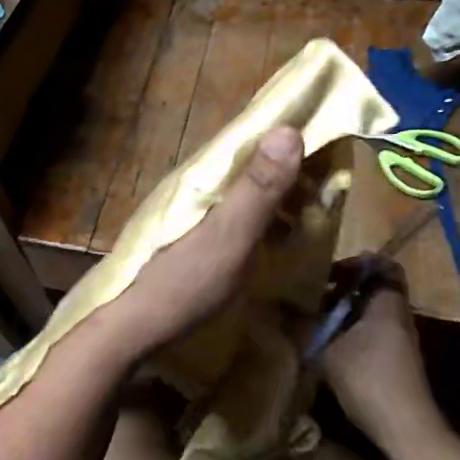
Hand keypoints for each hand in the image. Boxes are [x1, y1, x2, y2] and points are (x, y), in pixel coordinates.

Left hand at [92, 125, 303, 360]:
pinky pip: (235, 220)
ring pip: (243, 195)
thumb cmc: (187, 282)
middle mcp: (196, 187)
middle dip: (287, 173)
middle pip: (249, 168)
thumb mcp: (231, 235)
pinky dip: (261, 224)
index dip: (288, 140)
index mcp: (205, 177)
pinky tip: (274, 242)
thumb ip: (259, 189)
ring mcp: (191, 215)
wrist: (133, 330)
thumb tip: (289, 129)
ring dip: (277, 200)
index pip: (250, 140)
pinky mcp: (191, 240)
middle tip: (325, 191)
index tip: (326, 147)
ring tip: (308, 217)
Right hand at [322, 257, 451, 454]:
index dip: (356, 264)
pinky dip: (353, 332)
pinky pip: (374, 332)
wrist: (405, 428)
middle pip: (374, 289)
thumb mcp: (328, 353)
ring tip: (317, 322)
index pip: (382, 265)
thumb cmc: (368, 380)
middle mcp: (399, 314)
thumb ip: (306, 328)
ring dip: (346, 314)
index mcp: (389, 302)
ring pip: (373, 312)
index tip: (328, 275)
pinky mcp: (397, 359)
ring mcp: (401, 338)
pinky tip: (330, 347)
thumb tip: (284, 308)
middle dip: (345, 289)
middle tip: (315, 298)